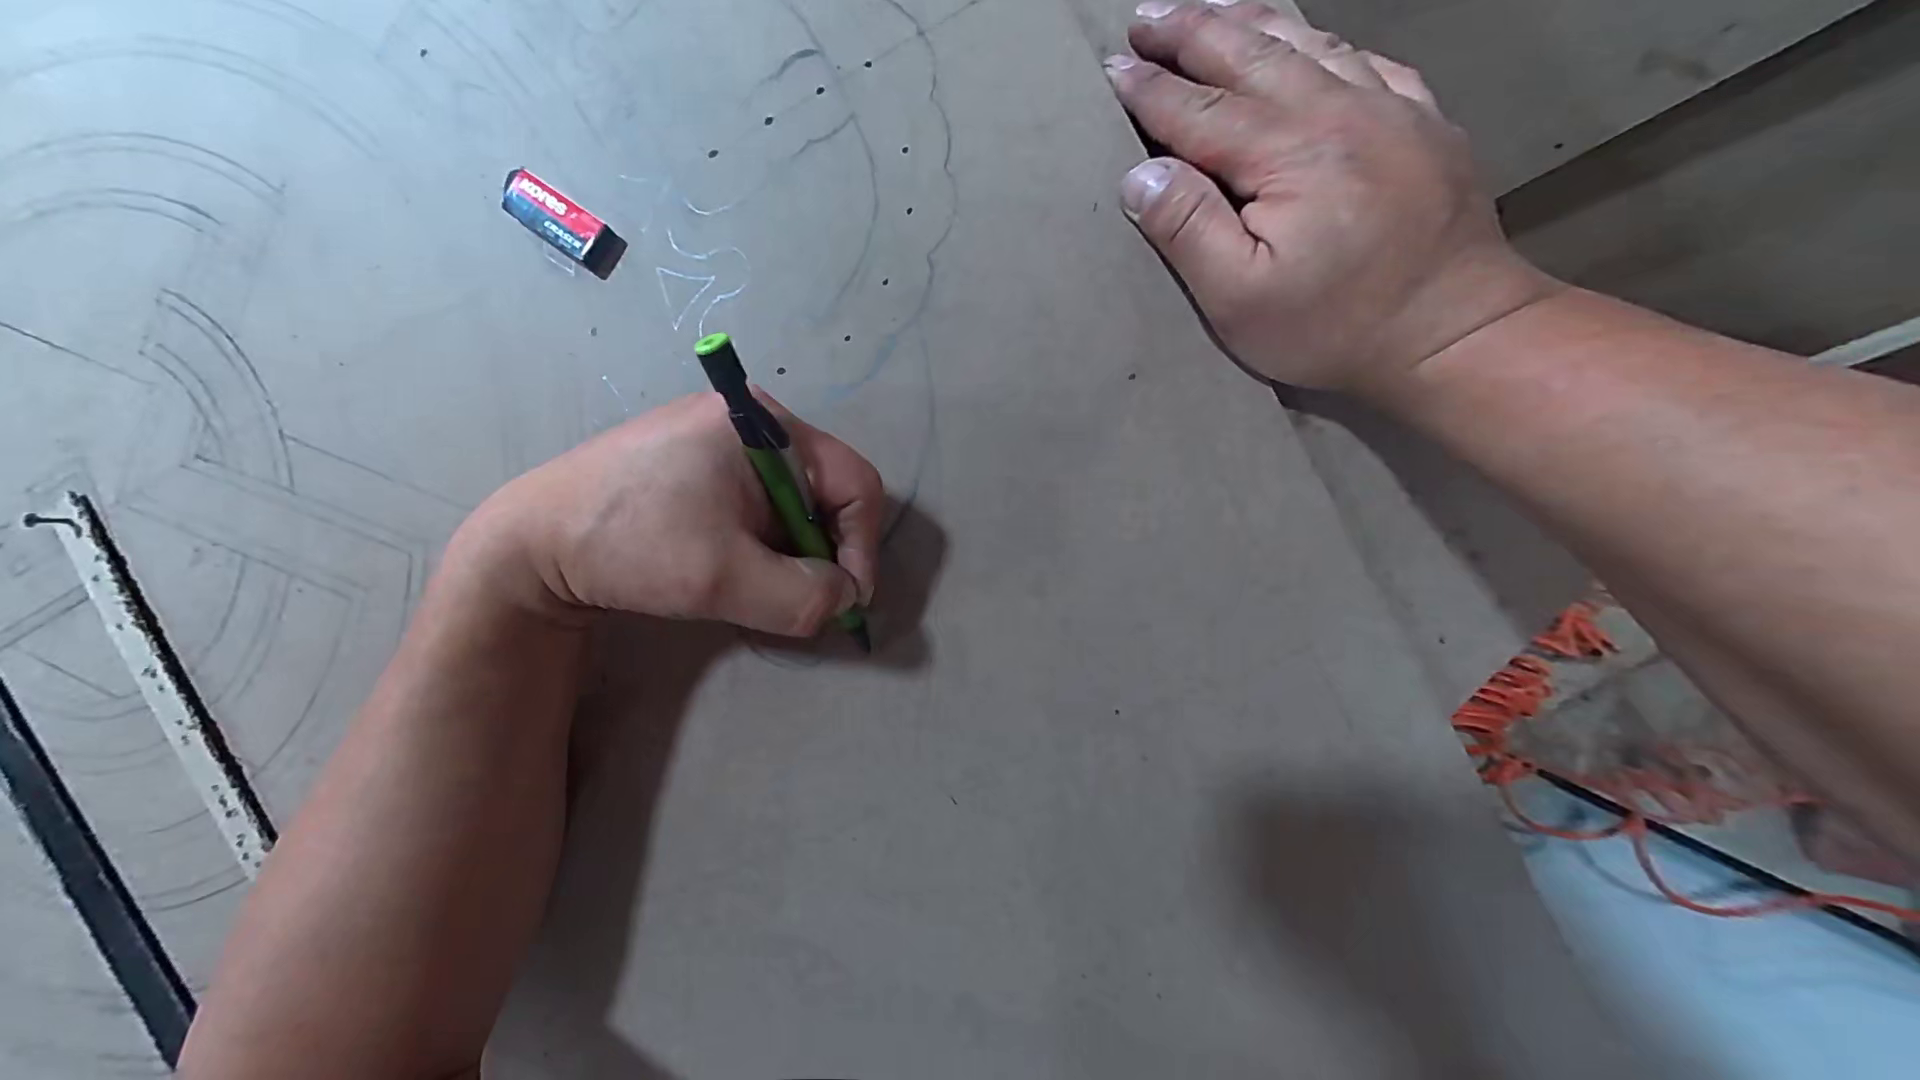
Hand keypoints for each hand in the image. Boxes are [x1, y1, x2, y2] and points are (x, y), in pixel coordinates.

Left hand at [454, 390, 882, 636]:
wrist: (526, 545)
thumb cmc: (629, 545)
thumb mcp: (724, 579)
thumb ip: (804, 596)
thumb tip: (844, 598)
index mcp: (764, 426)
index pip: (855, 483)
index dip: (863, 545)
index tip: (847, 599)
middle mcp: (750, 422)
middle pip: (825, 493)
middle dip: (821, 553)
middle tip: (802, 599)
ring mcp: (721, 440)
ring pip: (793, 505)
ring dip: (789, 553)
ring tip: (754, 586)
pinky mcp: (699, 464)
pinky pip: (760, 506)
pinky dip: (762, 545)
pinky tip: (729, 567)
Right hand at [1105, 1, 1561, 395]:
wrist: (1453, 331)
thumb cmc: (1332, 326)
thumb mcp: (1239, 298)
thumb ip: (1188, 229)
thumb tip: (1142, 173)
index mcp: (1287, 153)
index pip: (1198, 111)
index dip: (1149, 89)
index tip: (1111, 67)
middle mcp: (1337, 111)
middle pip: (1249, 56)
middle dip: (1191, 32)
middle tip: (1146, 16)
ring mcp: (1389, 109)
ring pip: (1307, 43)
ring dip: (1249, 22)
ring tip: (1209, 9)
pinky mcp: (1422, 123)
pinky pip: (1365, 60)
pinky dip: (1322, 41)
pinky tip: (1305, 41)